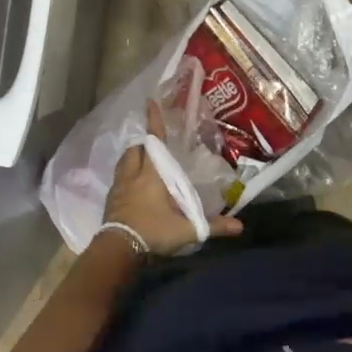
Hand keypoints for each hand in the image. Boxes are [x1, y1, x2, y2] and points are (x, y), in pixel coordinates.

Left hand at [103, 102, 244, 255]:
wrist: (118, 249)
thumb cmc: (153, 232)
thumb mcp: (186, 230)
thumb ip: (212, 226)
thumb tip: (240, 226)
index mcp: (151, 175)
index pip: (154, 142)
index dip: (153, 121)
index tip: (150, 102)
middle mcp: (132, 175)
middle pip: (135, 150)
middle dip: (143, 144)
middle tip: (153, 145)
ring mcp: (119, 187)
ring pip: (124, 163)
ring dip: (132, 158)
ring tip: (143, 163)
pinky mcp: (110, 200)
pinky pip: (118, 180)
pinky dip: (125, 177)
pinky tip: (133, 187)